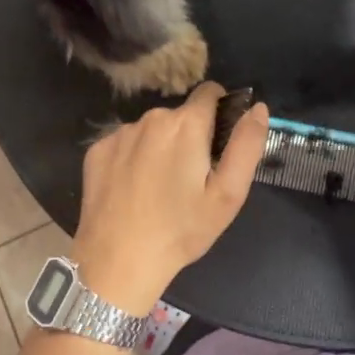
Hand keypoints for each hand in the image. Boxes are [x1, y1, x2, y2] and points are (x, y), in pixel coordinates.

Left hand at [71, 82, 268, 312]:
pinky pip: (125, 144)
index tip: (219, 145)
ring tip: (160, 189)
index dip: (221, 113)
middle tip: (191, 181)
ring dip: (161, 147)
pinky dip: (133, 159)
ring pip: (152, 130)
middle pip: (181, 116)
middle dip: (190, 137)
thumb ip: (247, 145)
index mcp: (186, 124)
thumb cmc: (182, 230)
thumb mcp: (228, 194)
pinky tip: (134, 190)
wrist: (118, 261)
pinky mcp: (96, 151)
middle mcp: (151, 119)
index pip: (210, 92)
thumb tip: (258, 107)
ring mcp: (119, 134)